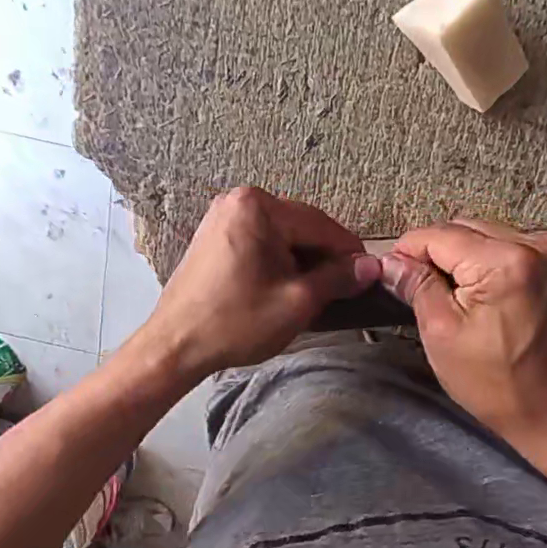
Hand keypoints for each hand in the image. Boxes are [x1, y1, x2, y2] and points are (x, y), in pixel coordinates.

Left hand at [131, 187, 378, 377]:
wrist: (174, 346)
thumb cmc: (235, 322)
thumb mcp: (298, 301)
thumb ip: (338, 278)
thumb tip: (371, 267)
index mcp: (258, 207)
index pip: (322, 225)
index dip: (350, 253)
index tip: (370, 276)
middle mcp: (239, 201)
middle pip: (302, 227)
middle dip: (324, 258)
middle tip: (344, 290)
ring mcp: (223, 216)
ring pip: (282, 236)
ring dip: (303, 261)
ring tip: (316, 294)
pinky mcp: (215, 235)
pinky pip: (261, 241)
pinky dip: (279, 261)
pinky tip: (287, 287)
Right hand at [379, 220, 546, 441]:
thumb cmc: (498, 384)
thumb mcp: (441, 333)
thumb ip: (416, 286)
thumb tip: (390, 261)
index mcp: (506, 262)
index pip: (441, 234)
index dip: (409, 249)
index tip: (395, 268)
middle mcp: (540, 249)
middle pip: (469, 228)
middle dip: (441, 252)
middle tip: (424, 286)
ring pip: (495, 235)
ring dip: (472, 256)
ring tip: (462, 294)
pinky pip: (524, 249)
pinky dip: (503, 263)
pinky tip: (495, 294)